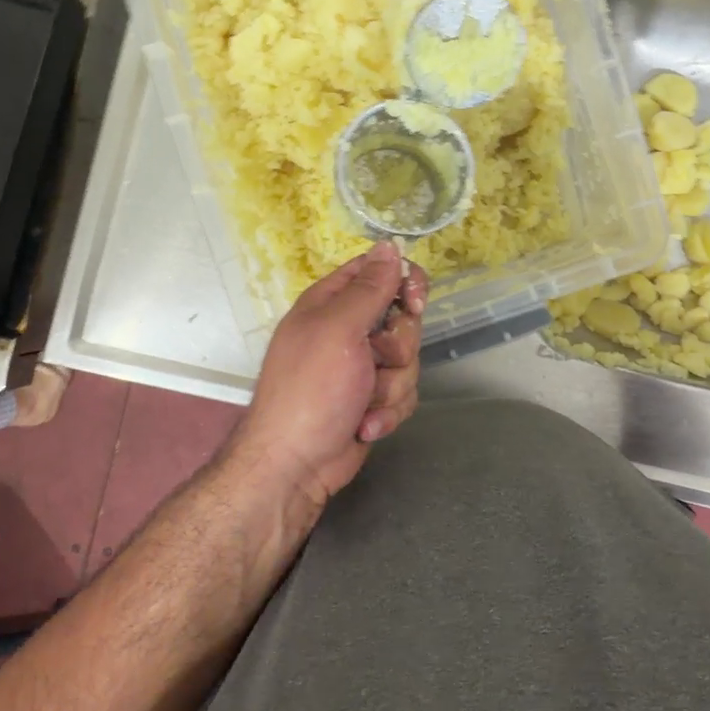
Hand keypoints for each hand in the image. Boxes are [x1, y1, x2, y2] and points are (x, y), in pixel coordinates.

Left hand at [232, 241, 428, 506]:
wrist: (295, 464)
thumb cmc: (311, 390)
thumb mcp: (339, 330)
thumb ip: (370, 288)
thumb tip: (390, 246)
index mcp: (331, 303)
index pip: (379, 272)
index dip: (404, 283)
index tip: (414, 304)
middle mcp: (347, 331)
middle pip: (404, 320)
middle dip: (398, 348)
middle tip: (375, 360)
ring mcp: (361, 368)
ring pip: (409, 362)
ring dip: (391, 389)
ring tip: (363, 405)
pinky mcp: (373, 401)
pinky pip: (404, 394)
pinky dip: (388, 413)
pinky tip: (364, 426)